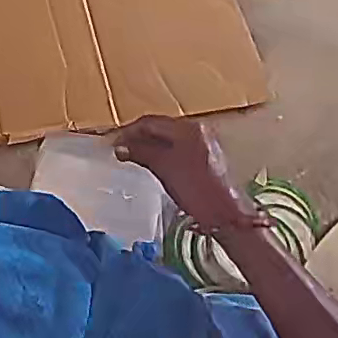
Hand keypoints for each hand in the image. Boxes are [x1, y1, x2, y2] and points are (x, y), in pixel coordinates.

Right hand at [113, 116, 269, 234]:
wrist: (227, 215)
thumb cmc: (196, 188)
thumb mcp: (165, 167)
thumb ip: (141, 152)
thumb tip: (119, 147)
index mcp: (187, 128)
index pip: (150, 122)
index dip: (128, 131)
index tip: (110, 143)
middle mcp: (196, 130)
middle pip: (160, 128)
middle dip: (137, 136)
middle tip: (117, 148)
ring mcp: (202, 144)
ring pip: (168, 139)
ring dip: (147, 145)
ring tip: (129, 156)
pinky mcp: (204, 159)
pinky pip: (176, 149)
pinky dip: (160, 154)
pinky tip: (150, 164)